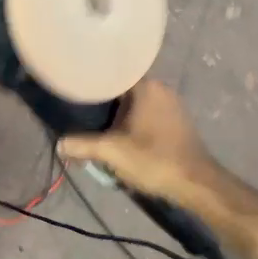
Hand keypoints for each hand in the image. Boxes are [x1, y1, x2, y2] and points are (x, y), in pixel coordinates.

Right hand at [56, 81, 226, 209]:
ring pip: (135, 103)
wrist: (198, 186)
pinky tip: (118, 135)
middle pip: (122, 89)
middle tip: (79, 107)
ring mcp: (172, 106)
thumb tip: (59, 144)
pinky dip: (131, 121)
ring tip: (94, 123)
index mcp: (146, 87)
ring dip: (117, 114)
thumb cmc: (154, 159)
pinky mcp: (177, 123)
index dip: (92, 79)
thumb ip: (82, 145)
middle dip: (102, 100)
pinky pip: (146, 114)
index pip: (112, 73)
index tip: (74, 85)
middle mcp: (161, 89)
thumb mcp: (112, 152)